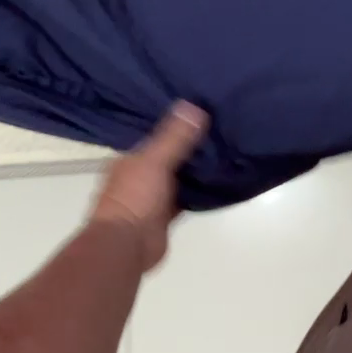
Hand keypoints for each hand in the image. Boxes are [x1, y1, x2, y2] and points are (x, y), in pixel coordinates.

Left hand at [89, 101, 208, 271]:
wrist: (126, 247)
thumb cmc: (133, 199)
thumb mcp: (154, 161)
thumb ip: (174, 137)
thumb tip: (194, 105)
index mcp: (128, 160)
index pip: (154, 136)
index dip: (174, 125)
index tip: (201, 111)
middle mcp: (138, 176)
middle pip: (168, 155)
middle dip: (188, 145)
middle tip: (220, 127)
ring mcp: (151, 197)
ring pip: (178, 176)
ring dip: (195, 168)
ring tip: (224, 149)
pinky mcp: (165, 215)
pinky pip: (186, 197)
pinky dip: (199, 190)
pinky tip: (219, 180)